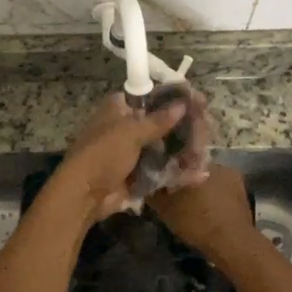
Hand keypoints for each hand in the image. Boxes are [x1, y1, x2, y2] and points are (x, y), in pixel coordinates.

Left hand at [44, 93, 189, 224]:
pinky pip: (163, 170)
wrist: (84, 194)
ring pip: (166, 148)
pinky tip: (199, 173)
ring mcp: (134, 153)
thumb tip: (181, 105)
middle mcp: (128, 128)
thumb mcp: (130, 132)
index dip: (175, 98)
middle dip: (186, 128)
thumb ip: (158, 120)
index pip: (151, 97)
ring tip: (203, 155)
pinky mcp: (139, 175)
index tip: (199, 101)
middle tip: (208, 130)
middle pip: (163, 123)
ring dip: (186, 151)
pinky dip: (179, 172)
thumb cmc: (103, 154)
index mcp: (119, 109)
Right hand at [148, 165, 257, 259]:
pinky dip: (213, 201)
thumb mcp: (165, 208)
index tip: (162, 180)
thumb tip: (145, 181)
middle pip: (197, 170)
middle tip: (176, 196)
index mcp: (201, 163)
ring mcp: (235, 180)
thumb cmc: (197, 221)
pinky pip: (222, 194)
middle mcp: (220, 166)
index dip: (170, 168)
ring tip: (191, 207)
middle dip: (187, 180)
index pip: (181, 158)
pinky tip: (206, 214)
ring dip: (202, 191)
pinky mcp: (243, 197)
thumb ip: (153, 191)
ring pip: (211, 182)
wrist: (232, 243)